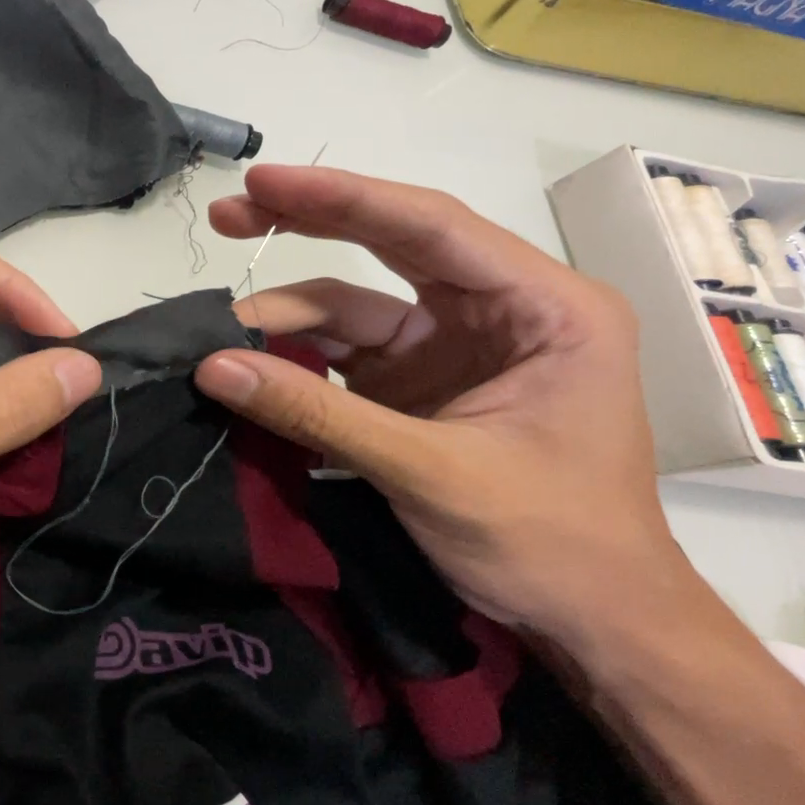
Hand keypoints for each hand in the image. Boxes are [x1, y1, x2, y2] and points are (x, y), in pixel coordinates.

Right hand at [192, 166, 685, 643]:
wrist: (593, 621)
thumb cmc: (551, 540)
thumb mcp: (430, 471)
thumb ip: (316, 414)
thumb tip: (212, 366)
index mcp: (542, 307)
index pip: (428, 226)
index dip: (339, 199)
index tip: (259, 183)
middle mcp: (496, 310)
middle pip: (387, 245)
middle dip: (304, 226)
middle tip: (226, 214)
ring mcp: (449, 347)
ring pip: (350, 307)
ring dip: (284, 318)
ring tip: (217, 337)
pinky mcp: (413, 385)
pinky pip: (340, 354)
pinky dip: (291, 360)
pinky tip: (246, 367)